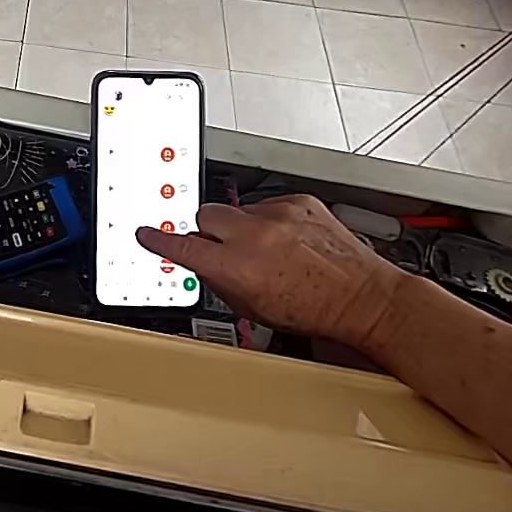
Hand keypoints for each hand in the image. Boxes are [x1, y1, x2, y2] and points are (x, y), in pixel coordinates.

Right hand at [135, 194, 412, 348]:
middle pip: (205, 216)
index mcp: (237, 267)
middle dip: (207, 232)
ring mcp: (277, 214)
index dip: (158, 240)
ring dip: (242, 227)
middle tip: (222, 249)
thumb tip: (207, 267)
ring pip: (237, 209)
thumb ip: (222, 284)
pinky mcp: (298, 201)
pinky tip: (287, 240)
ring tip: (267, 249)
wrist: (363, 297)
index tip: (147, 234)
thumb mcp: (255, 310)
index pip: (183, 246)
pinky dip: (271, 220)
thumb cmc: (317, 310)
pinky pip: (268, 203)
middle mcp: (253, 236)